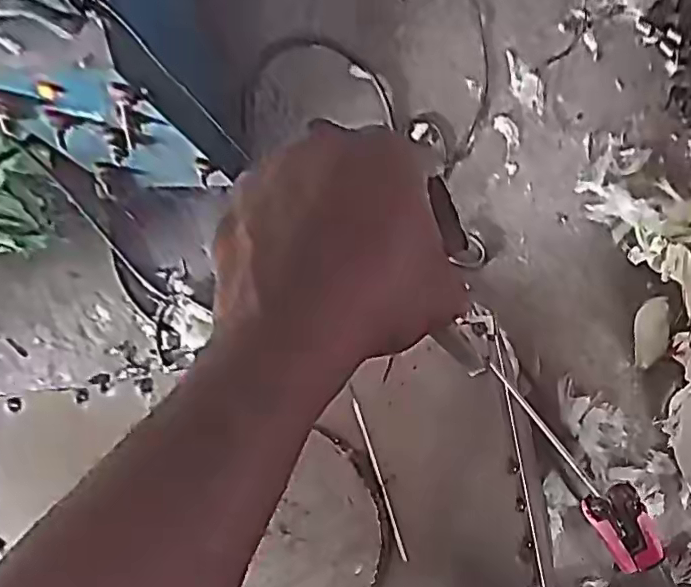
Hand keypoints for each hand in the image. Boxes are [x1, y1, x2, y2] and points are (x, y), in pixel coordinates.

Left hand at [214, 123, 466, 374]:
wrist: (295, 331)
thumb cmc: (363, 301)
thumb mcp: (442, 295)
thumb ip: (447, 274)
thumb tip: (443, 285)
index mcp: (387, 159)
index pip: (423, 172)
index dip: (433, 212)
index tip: (435, 238)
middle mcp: (328, 150)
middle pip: (364, 172)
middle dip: (379, 209)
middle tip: (393, 254)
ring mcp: (278, 171)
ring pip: (316, 188)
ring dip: (333, 221)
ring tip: (351, 272)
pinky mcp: (243, 203)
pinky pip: (277, 215)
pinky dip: (292, 239)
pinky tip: (313, 278)